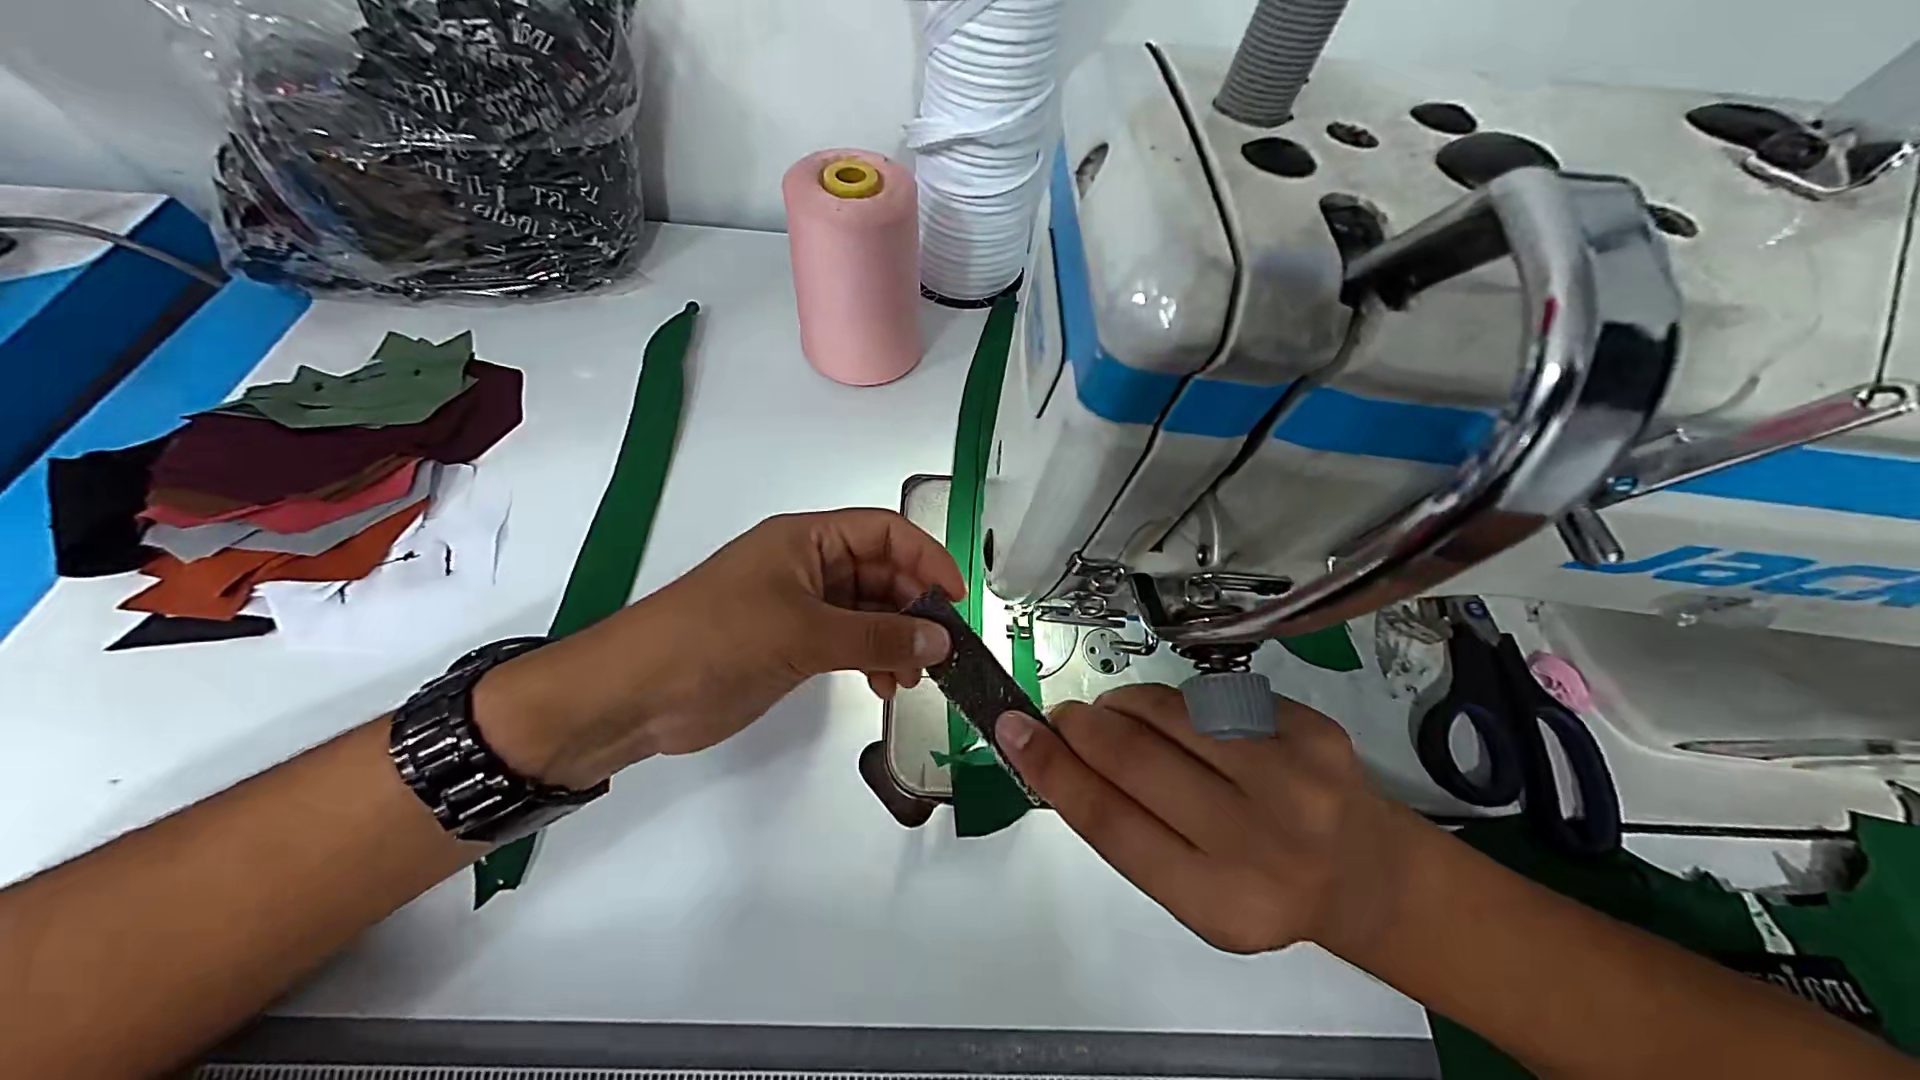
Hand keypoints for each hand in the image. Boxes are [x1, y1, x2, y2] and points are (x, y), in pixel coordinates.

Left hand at [476, 509, 964, 789]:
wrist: (636, 694)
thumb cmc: (717, 640)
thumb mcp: (804, 633)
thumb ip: (878, 637)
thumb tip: (942, 641)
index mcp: (806, 540)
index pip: (884, 532)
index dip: (926, 558)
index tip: (957, 599)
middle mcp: (808, 566)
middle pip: (881, 573)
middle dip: (914, 608)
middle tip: (940, 649)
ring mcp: (800, 607)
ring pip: (869, 612)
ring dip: (897, 639)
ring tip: (912, 676)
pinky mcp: (792, 645)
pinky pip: (850, 643)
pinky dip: (872, 660)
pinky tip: (883, 685)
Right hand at [995, 684, 1412, 955]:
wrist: (1360, 871)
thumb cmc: (1258, 885)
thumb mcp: (1186, 887)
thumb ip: (1124, 826)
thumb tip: (1055, 754)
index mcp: (1220, 902)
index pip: (1110, 821)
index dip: (1050, 768)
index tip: (1013, 729)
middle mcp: (1263, 841)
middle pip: (1132, 757)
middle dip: (1080, 726)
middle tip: (1061, 718)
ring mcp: (1296, 778)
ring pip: (1167, 711)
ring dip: (1123, 706)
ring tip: (1117, 718)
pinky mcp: (1310, 729)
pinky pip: (1207, 695)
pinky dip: (1173, 702)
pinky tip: (1178, 721)